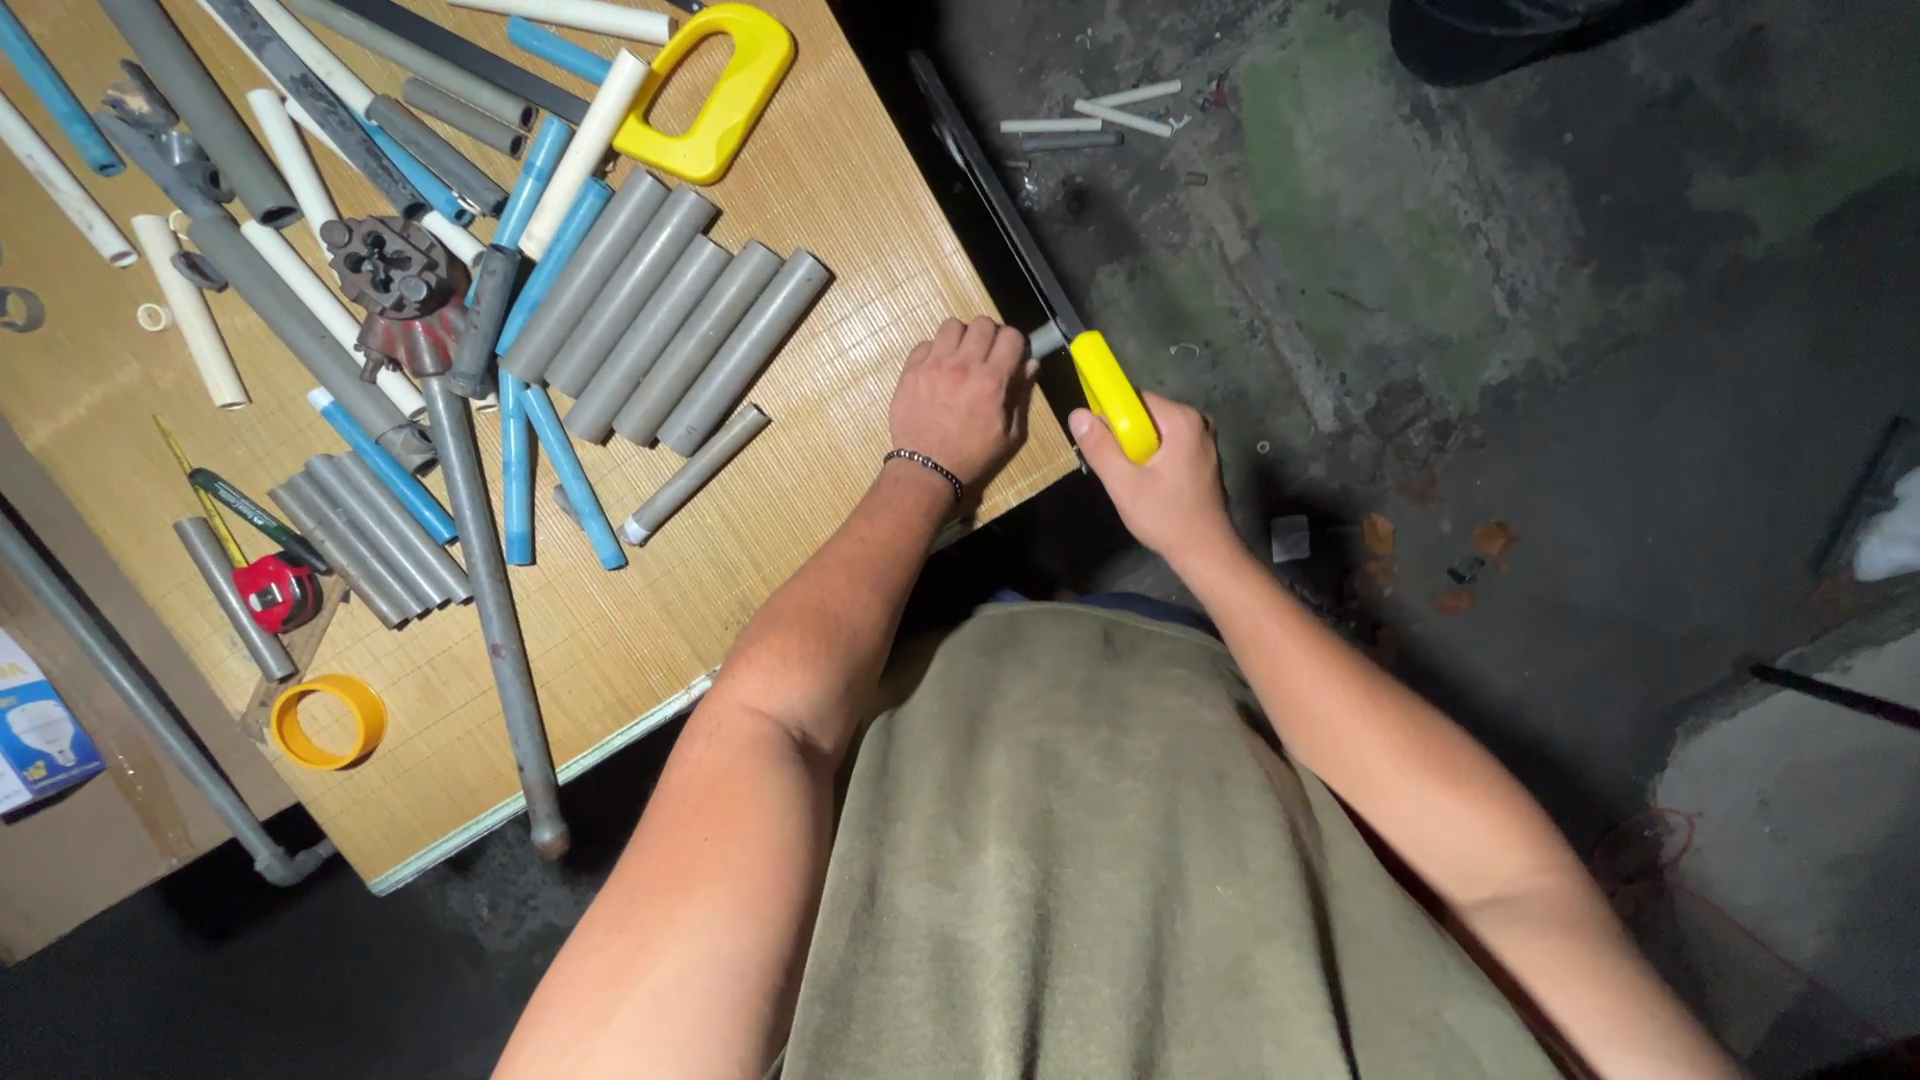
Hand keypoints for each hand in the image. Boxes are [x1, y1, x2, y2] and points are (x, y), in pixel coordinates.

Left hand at [888, 316, 1037, 490]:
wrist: (927, 469)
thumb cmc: (972, 456)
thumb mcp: (1009, 434)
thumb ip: (1021, 394)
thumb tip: (1031, 364)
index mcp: (992, 381)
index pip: (1012, 336)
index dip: (1015, 344)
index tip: (1010, 356)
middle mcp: (963, 365)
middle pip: (983, 323)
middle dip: (990, 336)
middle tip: (986, 355)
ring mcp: (934, 365)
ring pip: (952, 325)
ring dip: (961, 337)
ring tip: (959, 357)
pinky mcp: (911, 371)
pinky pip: (925, 343)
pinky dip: (934, 351)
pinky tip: (937, 370)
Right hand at [1071, 392, 1234, 564]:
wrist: (1204, 551)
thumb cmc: (1165, 517)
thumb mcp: (1124, 484)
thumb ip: (1100, 448)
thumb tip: (1077, 414)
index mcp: (1181, 420)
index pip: (1135, 400)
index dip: (1111, 417)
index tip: (1100, 444)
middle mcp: (1198, 422)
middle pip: (1146, 415)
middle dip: (1124, 437)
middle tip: (1115, 469)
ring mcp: (1204, 440)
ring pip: (1156, 432)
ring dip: (1137, 450)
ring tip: (1131, 480)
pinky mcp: (1203, 457)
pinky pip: (1168, 444)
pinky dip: (1153, 458)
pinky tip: (1148, 484)